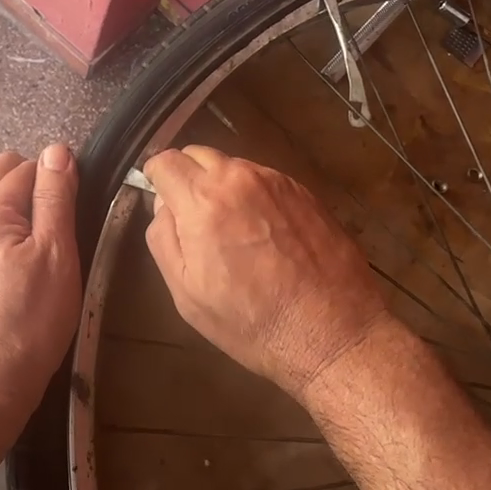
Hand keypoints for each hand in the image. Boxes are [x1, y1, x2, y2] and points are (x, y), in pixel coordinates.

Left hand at [0, 144, 80, 415]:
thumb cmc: (31, 316)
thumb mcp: (55, 252)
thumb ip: (55, 195)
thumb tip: (56, 150)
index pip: (29, 166)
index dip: (58, 183)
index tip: (74, 216)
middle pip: (4, 172)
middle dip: (34, 186)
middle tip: (59, 228)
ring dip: (20, 207)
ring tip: (42, 248)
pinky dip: (6, 226)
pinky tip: (22, 263)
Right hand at [145, 146, 390, 396]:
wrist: (334, 335)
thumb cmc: (252, 324)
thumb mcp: (187, 294)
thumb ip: (164, 239)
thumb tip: (163, 206)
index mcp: (203, 202)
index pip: (165, 161)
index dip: (156, 178)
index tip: (162, 200)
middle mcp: (238, 179)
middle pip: (197, 154)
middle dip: (187, 178)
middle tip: (194, 218)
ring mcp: (275, 181)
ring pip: (231, 166)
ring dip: (222, 186)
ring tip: (234, 231)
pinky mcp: (303, 190)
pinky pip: (263, 179)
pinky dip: (253, 195)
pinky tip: (266, 234)